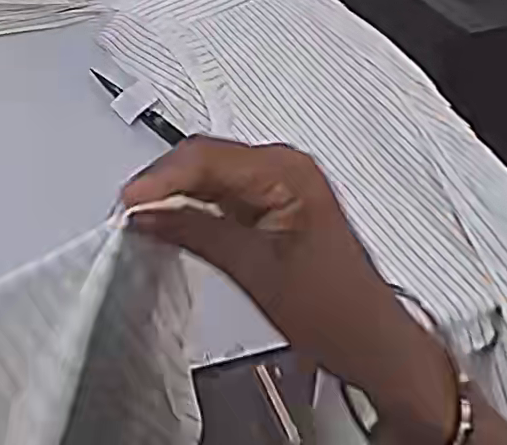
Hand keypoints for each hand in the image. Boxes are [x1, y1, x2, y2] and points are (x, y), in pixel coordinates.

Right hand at [121, 139, 461, 443]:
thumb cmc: (342, 315)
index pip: (207, 158)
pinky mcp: (262, 197)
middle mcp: (281, 165)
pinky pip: (212, 186)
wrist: (378, 349)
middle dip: (161, 180)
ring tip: (139, 210)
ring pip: (203, 169)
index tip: (130, 198)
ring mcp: (272, 180)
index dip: (162, 177)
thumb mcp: (256, 272)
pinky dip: (186, 200)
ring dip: (170, 189)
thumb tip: (146, 213)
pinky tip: (166, 214)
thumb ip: (194, 232)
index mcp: (287, 172)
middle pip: (202, 157)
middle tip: (128, 206)